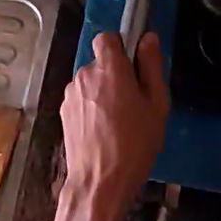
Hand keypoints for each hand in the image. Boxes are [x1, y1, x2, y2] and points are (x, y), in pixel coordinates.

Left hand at [61, 32, 169, 218]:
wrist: (100, 183)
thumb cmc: (135, 143)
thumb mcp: (156, 105)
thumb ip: (151, 66)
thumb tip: (148, 38)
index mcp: (109, 68)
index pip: (107, 37)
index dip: (120, 47)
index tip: (133, 67)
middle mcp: (85, 74)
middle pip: (100, 62)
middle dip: (114, 74)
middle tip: (133, 101)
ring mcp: (71, 94)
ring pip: (90, 82)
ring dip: (102, 92)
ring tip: (118, 122)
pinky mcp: (64, 112)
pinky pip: (81, 99)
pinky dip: (91, 108)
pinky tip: (102, 131)